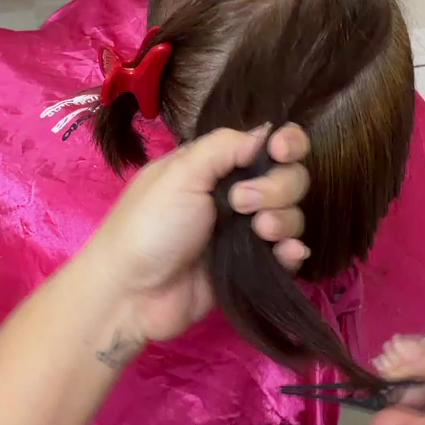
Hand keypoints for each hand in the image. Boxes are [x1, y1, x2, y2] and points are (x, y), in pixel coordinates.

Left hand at [83, 124, 310, 345]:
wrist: (133, 293)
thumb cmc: (150, 224)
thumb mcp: (180, 173)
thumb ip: (224, 146)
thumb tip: (266, 131)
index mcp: (215, 165)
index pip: (266, 144)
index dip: (285, 143)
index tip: (279, 151)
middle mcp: (234, 194)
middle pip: (287, 177)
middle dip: (276, 186)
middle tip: (241, 203)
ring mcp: (244, 232)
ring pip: (291, 214)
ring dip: (283, 219)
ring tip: (258, 232)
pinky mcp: (251, 268)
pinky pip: (287, 254)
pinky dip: (292, 251)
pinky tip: (286, 254)